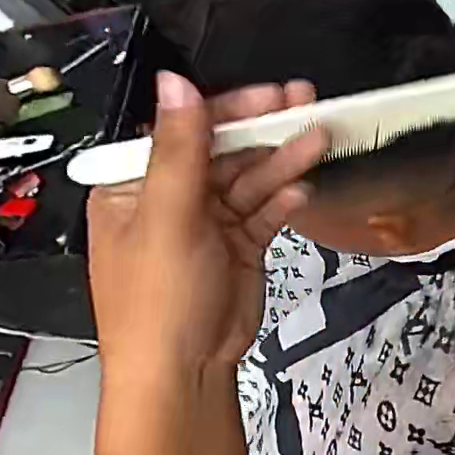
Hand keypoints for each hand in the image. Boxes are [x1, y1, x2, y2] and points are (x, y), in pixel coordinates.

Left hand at [87, 72, 325, 392]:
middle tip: (306, 107)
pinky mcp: (241, 244)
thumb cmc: (156, 303)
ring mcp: (210, 222)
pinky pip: (266, 212)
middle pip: (226, 151)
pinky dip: (284, 201)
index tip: (271, 96)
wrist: (186, 369)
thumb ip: (179, 150)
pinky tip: (301, 192)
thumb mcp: (167, 218)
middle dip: (266, 131)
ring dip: (285, 162)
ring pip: (252, 179)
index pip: (186, 132)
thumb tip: (174, 85)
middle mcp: (173, 198)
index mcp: (136, 184)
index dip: (230, 110)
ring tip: (318, 142)